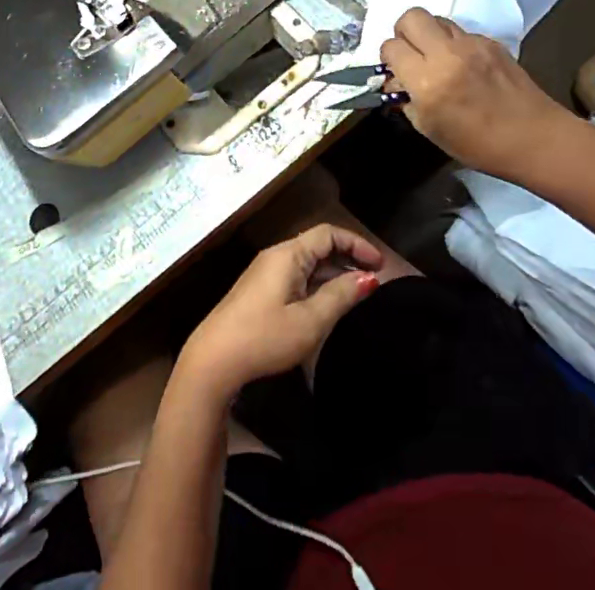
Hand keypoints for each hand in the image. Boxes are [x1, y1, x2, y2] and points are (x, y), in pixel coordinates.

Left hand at [178, 226, 382, 398]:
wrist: (212, 361)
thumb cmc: (264, 338)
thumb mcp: (310, 320)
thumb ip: (341, 296)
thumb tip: (370, 277)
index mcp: (288, 255)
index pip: (329, 233)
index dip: (357, 244)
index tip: (381, 265)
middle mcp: (276, 256)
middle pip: (318, 245)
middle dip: (348, 257)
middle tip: (374, 278)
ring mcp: (265, 274)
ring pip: (308, 263)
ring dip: (334, 272)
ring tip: (358, 292)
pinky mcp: (259, 292)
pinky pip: (297, 277)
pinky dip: (318, 283)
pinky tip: (329, 303)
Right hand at [380, 7, 579, 179]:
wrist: (533, 138)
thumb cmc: (477, 145)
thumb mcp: (429, 129)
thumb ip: (406, 100)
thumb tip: (394, 82)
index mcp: (427, 81)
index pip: (391, 47)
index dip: (389, 58)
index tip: (396, 70)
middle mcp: (447, 54)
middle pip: (411, 16)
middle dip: (404, 32)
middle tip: (411, 53)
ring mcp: (472, 44)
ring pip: (437, 19)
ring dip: (430, 35)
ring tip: (437, 58)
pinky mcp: (492, 42)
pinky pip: (462, 32)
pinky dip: (455, 44)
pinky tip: (465, 66)